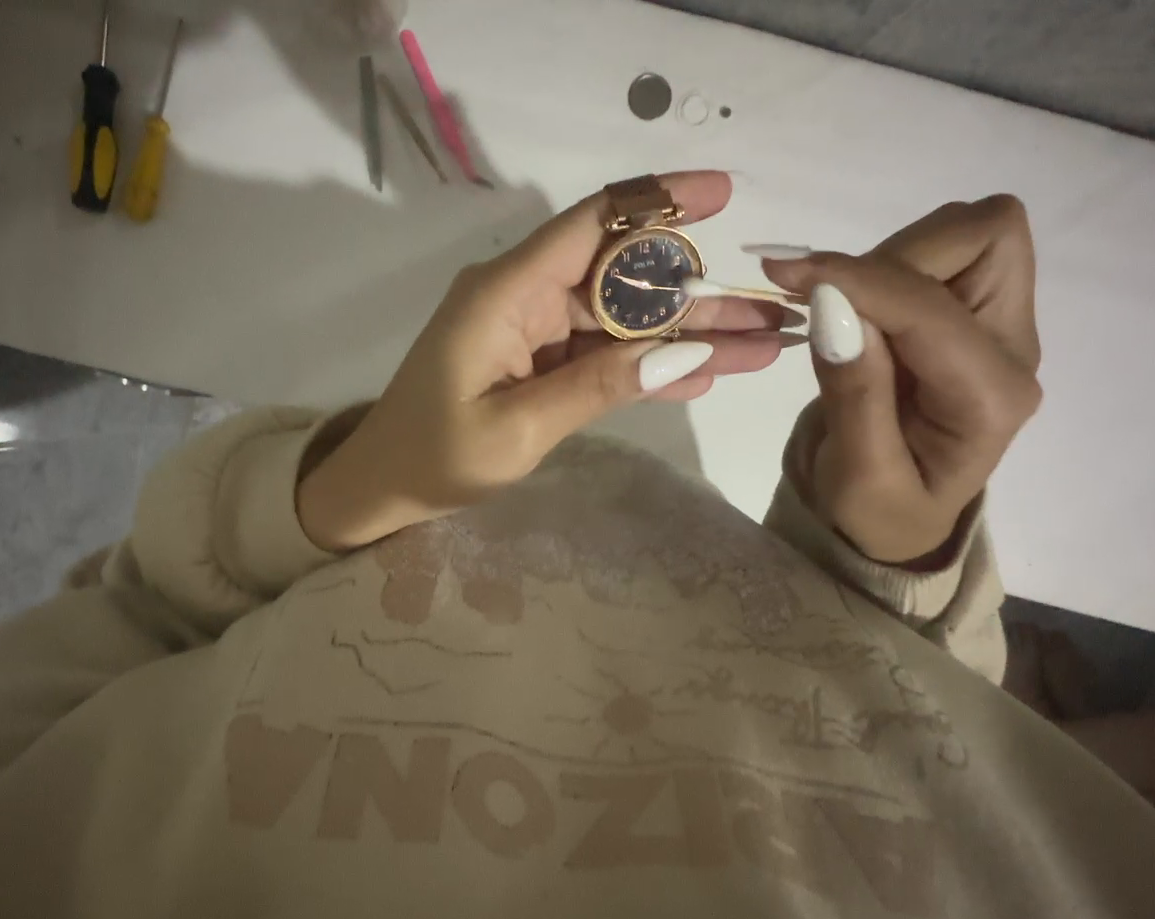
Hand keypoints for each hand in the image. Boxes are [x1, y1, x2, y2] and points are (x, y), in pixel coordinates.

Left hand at [298, 171, 796, 550]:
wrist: (385, 487)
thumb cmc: (435, 457)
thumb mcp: (516, 428)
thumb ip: (597, 387)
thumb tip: (683, 352)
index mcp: (506, 292)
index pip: (592, 224)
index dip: (659, 202)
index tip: (724, 195)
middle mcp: (523, 297)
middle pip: (622, 278)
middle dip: (696, 294)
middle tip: (769, 315)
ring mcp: (531, 328)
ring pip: (621, 318)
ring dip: (686, 333)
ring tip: (759, 347)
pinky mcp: (536, 359)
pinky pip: (602, 352)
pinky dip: (647, 364)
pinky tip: (705, 373)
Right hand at [762, 196, 1041, 564]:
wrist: (896, 521)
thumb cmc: (877, 513)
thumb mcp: (858, 478)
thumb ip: (854, 393)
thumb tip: (833, 307)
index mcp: (989, 399)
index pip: (930, 308)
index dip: (859, 282)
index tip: (788, 275)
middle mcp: (1011, 349)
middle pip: (987, 236)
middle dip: (896, 256)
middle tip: (833, 304)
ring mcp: (996, 326)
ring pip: (966, 232)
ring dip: (891, 258)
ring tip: (841, 313)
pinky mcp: (970, 315)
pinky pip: (942, 251)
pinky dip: (887, 264)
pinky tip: (851, 307)